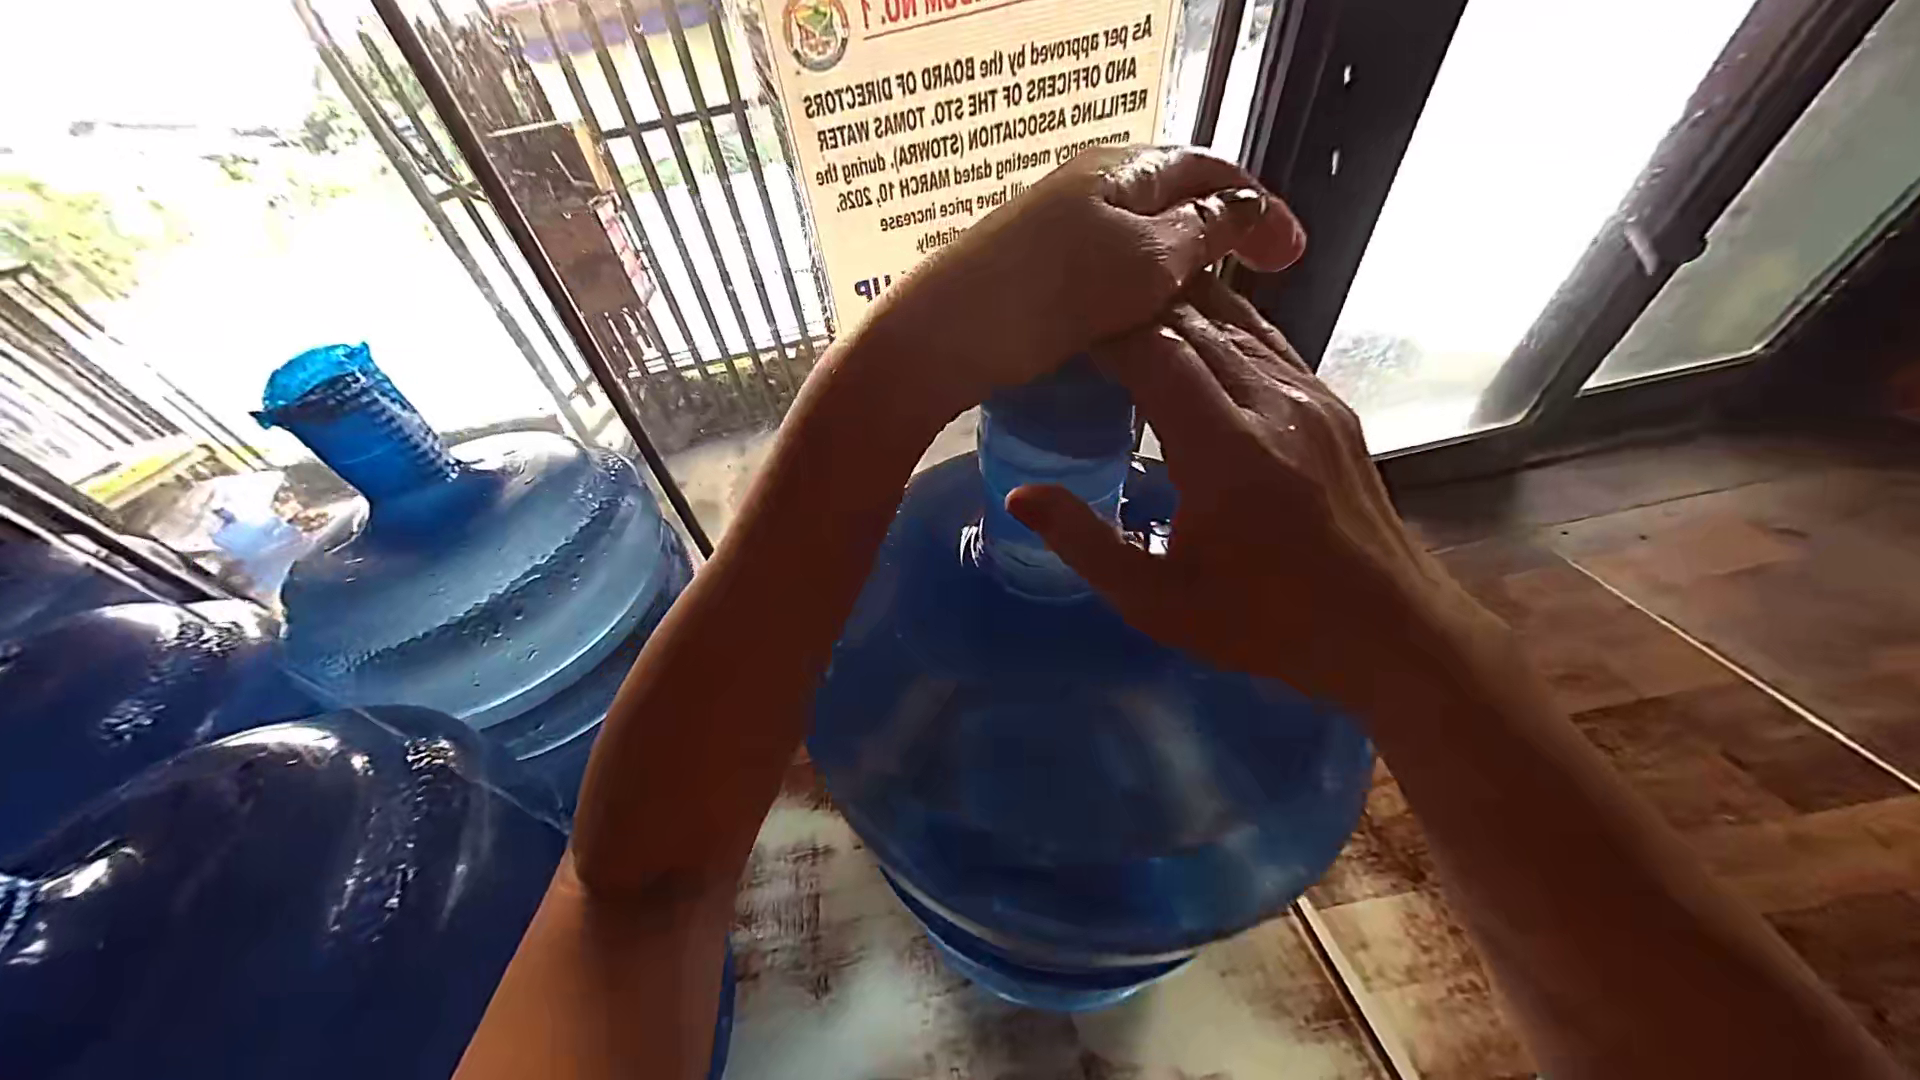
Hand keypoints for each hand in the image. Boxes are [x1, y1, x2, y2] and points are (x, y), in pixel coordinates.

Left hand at [859, 146, 1304, 418]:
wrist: (942, 336)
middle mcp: (1089, 188)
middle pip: (1173, 203)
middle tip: (1249, 284)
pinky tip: (1140, 322)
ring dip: (1177, 269)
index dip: (1260, 209)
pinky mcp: (1034, 273)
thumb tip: (1243, 208)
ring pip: (1138, 242)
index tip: (1293, 255)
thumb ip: (1201, 232)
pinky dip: (1135, 292)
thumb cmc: (1047, 293)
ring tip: (1202, 311)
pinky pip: (1104, 272)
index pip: (1211, 170)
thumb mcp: (1142, 260)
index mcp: (1123, 168)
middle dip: (1219, 237)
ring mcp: (1056, 231)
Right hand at [1005, 277, 1489, 712]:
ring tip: (1126, 309)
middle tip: (1082, 313)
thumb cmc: (1263, 622)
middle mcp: (1273, 405)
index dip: (1104, 331)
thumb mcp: (1155, 601)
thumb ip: (1084, 543)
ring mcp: (1310, 398)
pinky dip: (1219, 327)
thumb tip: (1021, 496)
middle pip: (1195, 322)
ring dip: (1177, 308)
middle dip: (1133, 309)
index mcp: (1225, 452)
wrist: (1386, 630)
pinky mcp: (1329, 404)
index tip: (1061, 329)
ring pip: (1235, 320)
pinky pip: (1266, 342)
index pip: (1155, 353)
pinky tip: (1191, 335)